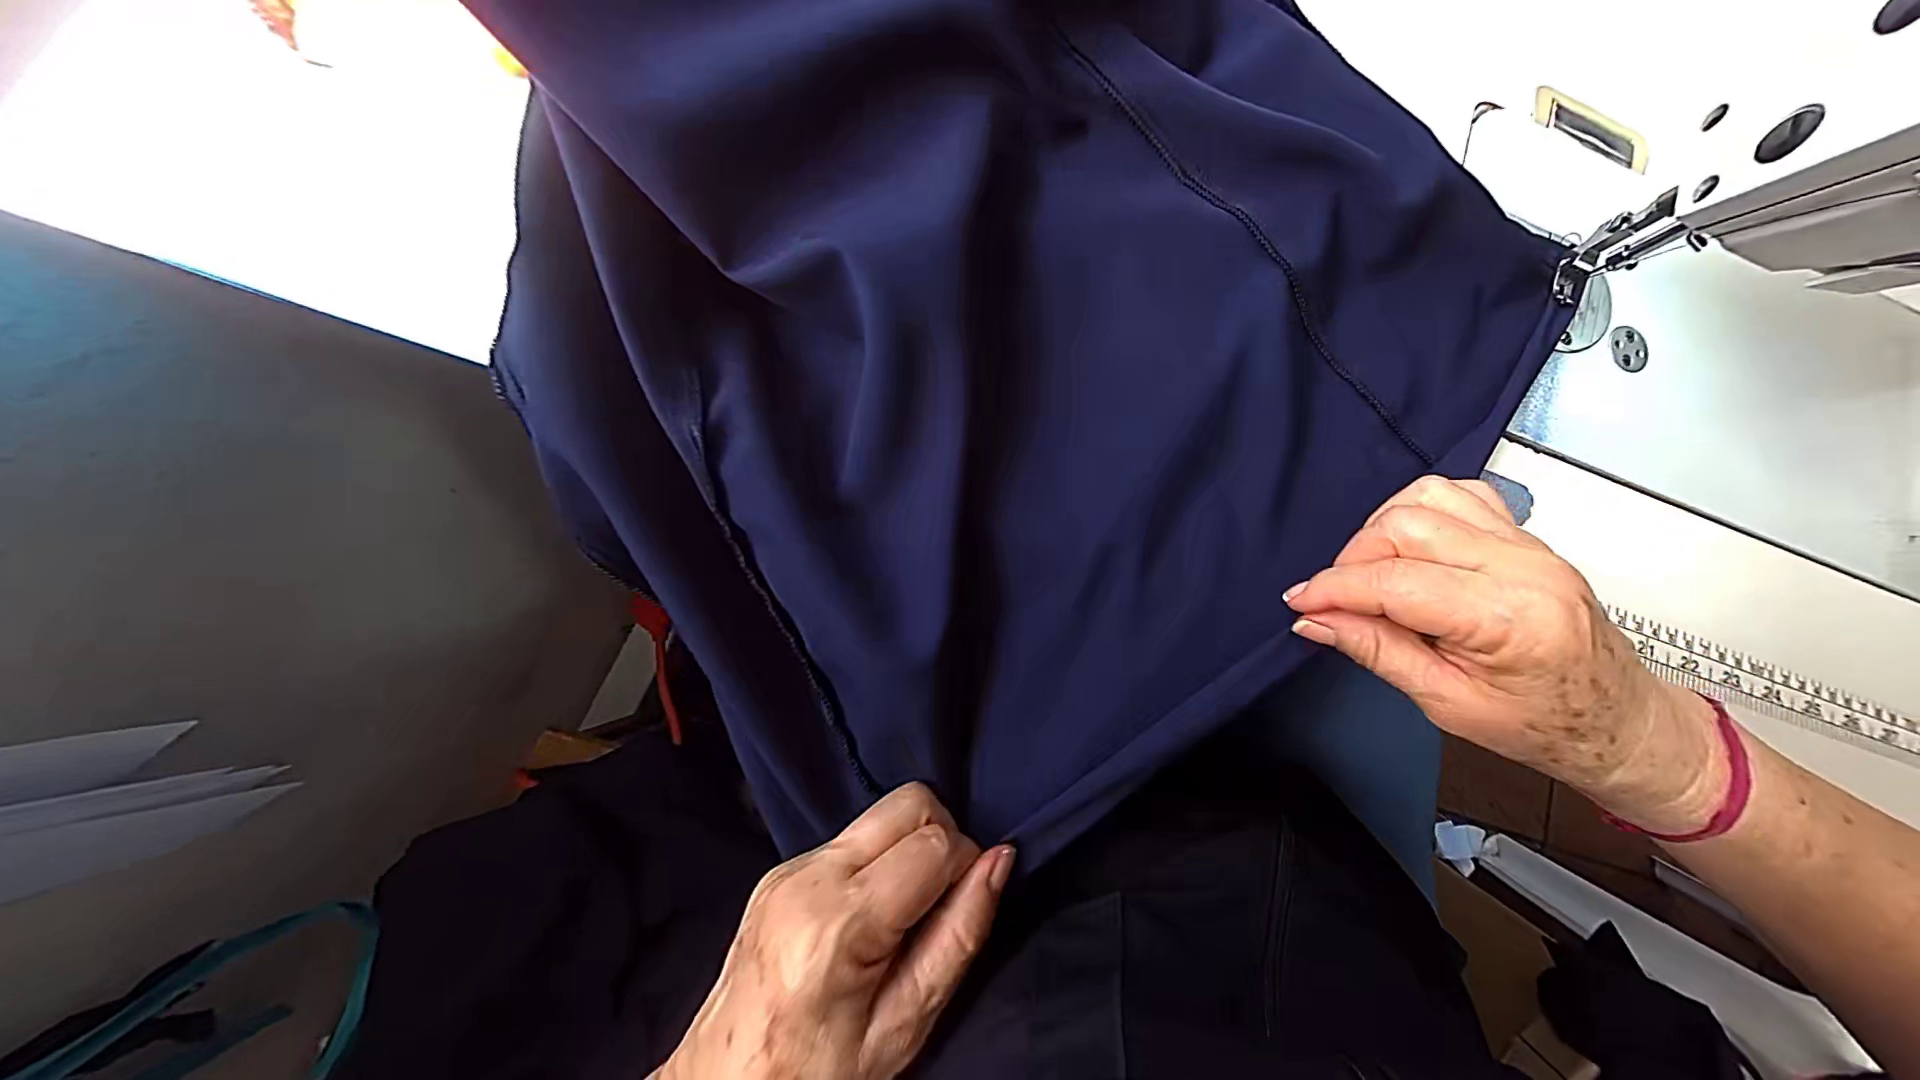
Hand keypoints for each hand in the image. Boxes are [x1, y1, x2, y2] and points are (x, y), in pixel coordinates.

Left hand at [657, 783, 1014, 1079]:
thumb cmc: (816, 1075)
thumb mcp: (904, 1026)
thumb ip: (960, 935)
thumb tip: (1000, 860)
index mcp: (839, 922)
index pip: (935, 843)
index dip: (967, 867)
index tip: (963, 905)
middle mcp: (809, 876)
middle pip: (910, 802)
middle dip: (942, 837)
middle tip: (937, 901)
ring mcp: (790, 866)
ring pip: (882, 812)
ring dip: (909, 847)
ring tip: (900, 913)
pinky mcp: (781, 866)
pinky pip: (853, 835)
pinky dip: (878, 859)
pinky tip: (868, 913)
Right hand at [1283, 476, 1727, 833]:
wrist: (1619, 722)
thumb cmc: (1543, 723)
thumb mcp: (1444, 701)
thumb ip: (1374, 650)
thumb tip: (1315, 621)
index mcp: (1510, 619)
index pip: (1394, 581)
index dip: (1332, 589)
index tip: (1299, 602)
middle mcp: (1524, 567)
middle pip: (1405, 525)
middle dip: (1351, 560)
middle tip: (1334, 598)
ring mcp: (1529, 545)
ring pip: (1427, 497)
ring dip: (1380, 531)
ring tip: (1369, 572)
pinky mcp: (1525, 536)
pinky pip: (1458, 495)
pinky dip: (1417, 513)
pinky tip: (1406, 548)